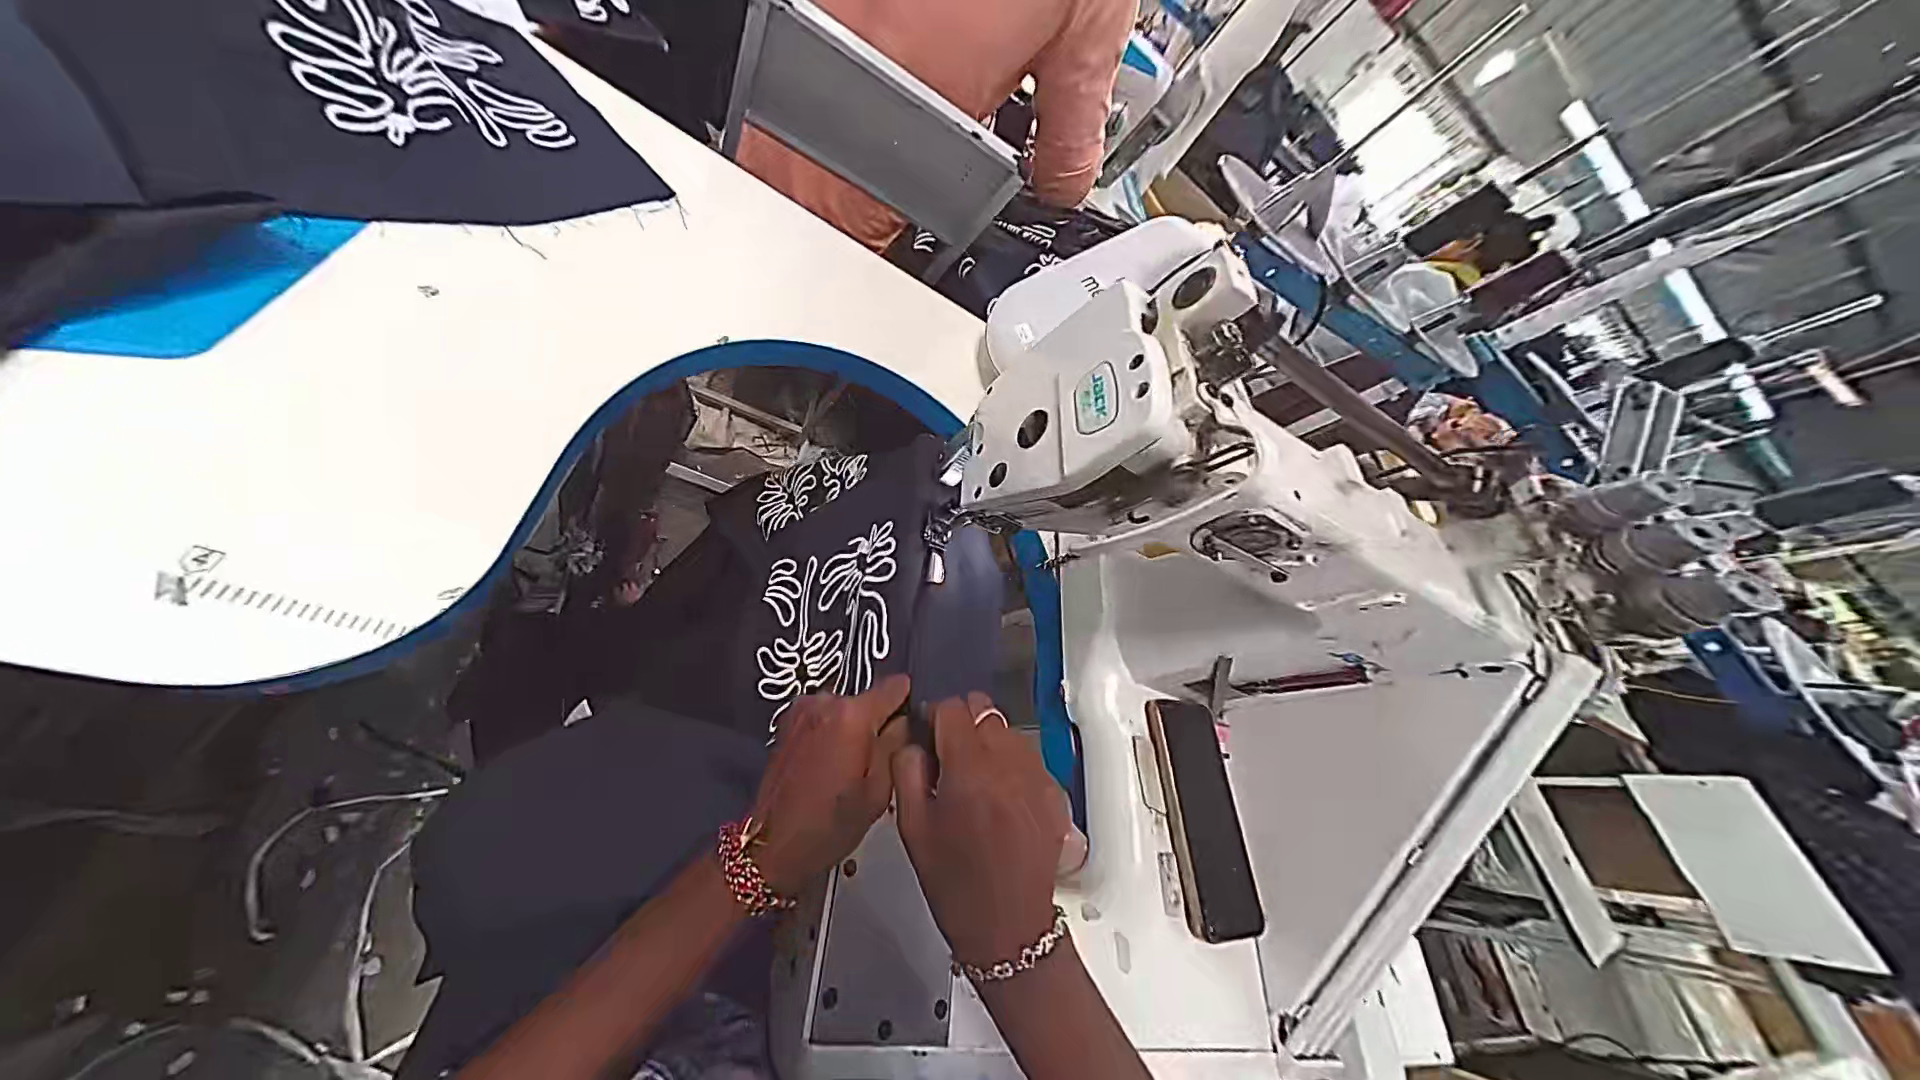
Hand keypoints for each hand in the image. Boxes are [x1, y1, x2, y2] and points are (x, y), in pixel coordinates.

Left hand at [748, 676, 910, 893]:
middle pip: (868, 699)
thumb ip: (898, 743)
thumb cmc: (829, 823)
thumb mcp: (879, 790)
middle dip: (878, 721)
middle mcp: (825, 701)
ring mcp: (802, 709)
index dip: (908, 702)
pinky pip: (825, 717)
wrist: (772, 844)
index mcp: (852, 715)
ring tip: (851, 766)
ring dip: (853, 727)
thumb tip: (905, 720)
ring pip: (846, 708)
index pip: (895, 686)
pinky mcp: (788, 721)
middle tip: (878, 759)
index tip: (910, 722)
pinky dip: (833, 732)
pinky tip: (830, 764)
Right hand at [892, 693, 1067, 967]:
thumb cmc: (955, 882)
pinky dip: (1011, 761)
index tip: (927, 734)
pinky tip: (999, 793)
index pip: (953, 708)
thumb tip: (914, 739)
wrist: (1009, 926)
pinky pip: (1028, 754)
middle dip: (961, 722)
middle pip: (983, 708)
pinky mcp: (1053, 791)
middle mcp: (1008, 763)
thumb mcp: (912, 827)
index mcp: (969, 770)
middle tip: (948, 753)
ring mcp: (1035, 775)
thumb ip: (906, 770)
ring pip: (1007, 728)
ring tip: (974, 777)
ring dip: (987, 739)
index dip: (934, 717)